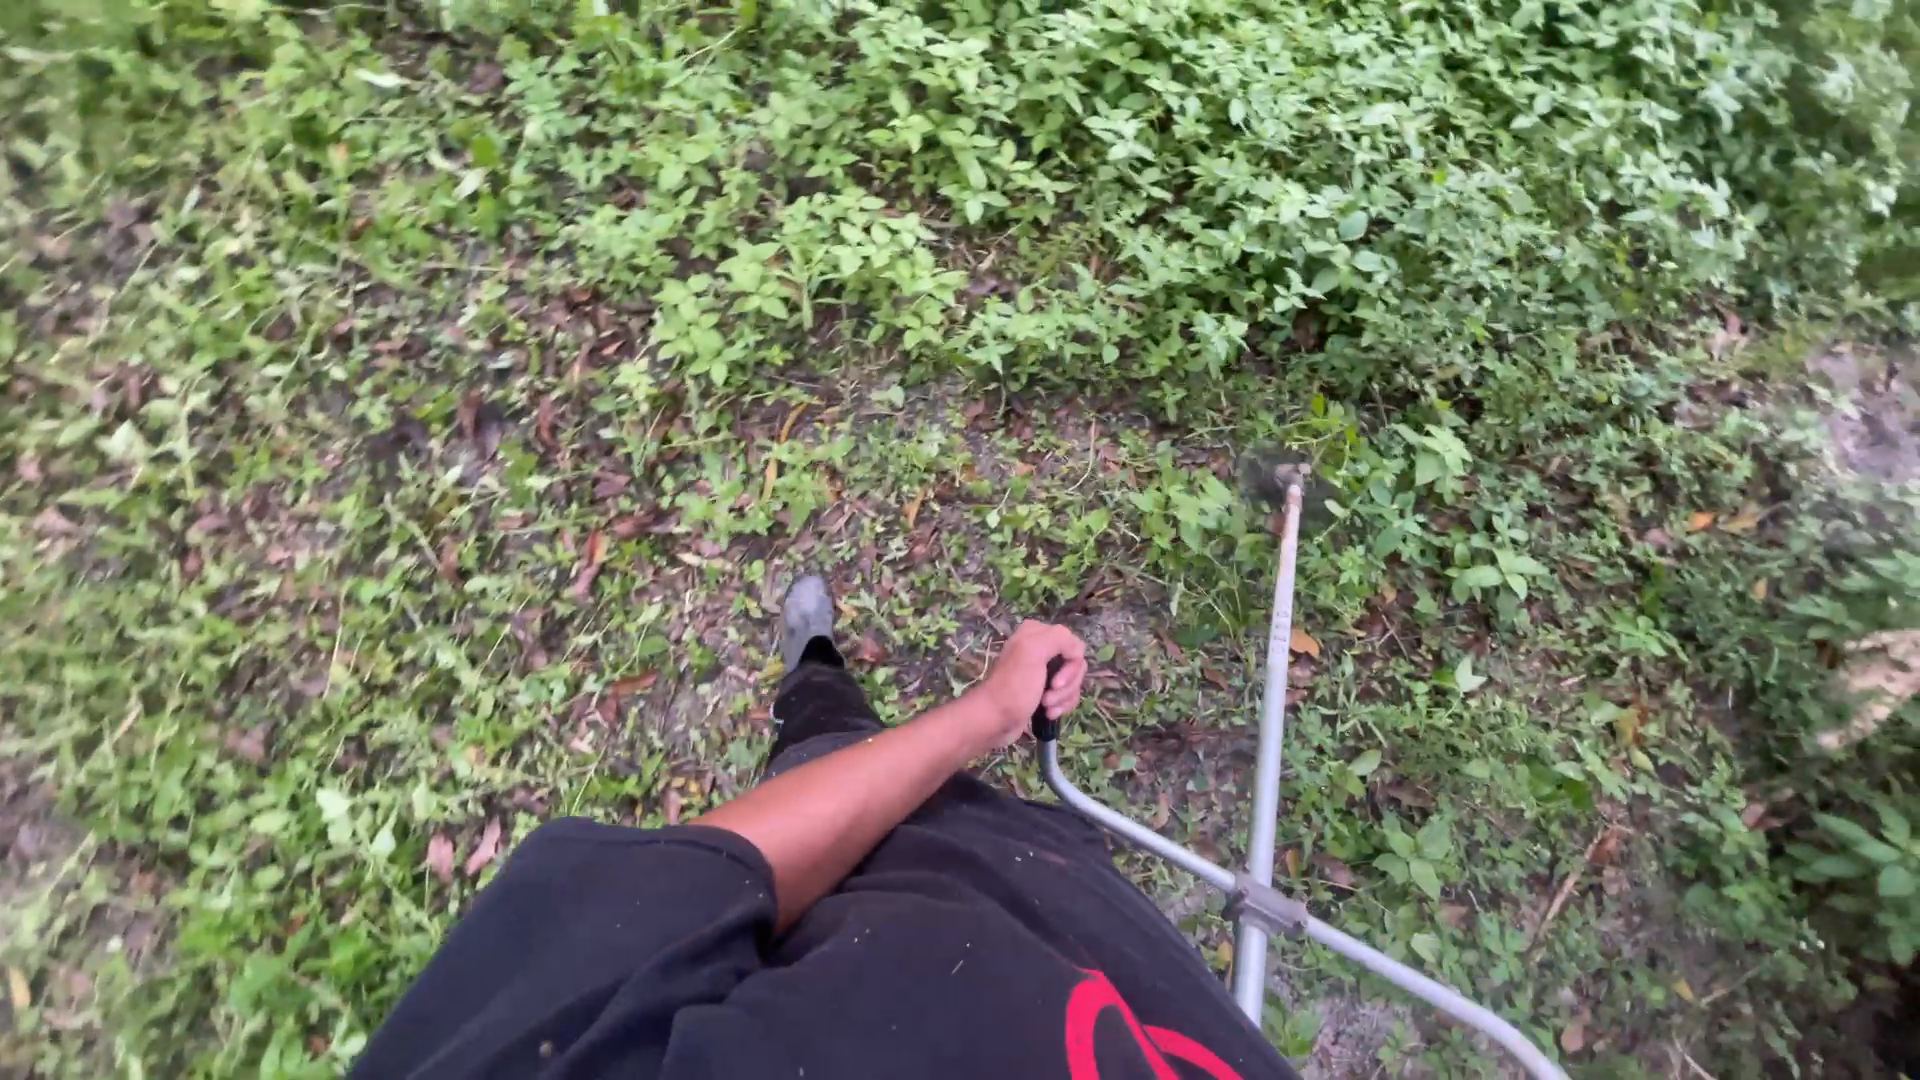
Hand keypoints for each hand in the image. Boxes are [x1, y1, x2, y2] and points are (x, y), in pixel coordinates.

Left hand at [966, 620, 1087, 748]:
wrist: (995, 719)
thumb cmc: (1014, 686)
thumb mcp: (1033, 651)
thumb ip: (1059, 638)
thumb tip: (1077, 652)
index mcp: (1037, 632)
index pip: (1075, 646)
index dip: (1071, 667)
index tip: (1055, 683)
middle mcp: (1040, 648)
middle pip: (1076, 665)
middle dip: (1067, 686)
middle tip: (1047, 697)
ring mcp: (1043, 670)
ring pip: (1073, 682)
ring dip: (1063, 698)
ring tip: (1046, 706)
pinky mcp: (1044, 689)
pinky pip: (1067, 694)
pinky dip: (1061, 705)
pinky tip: (1048, 713)